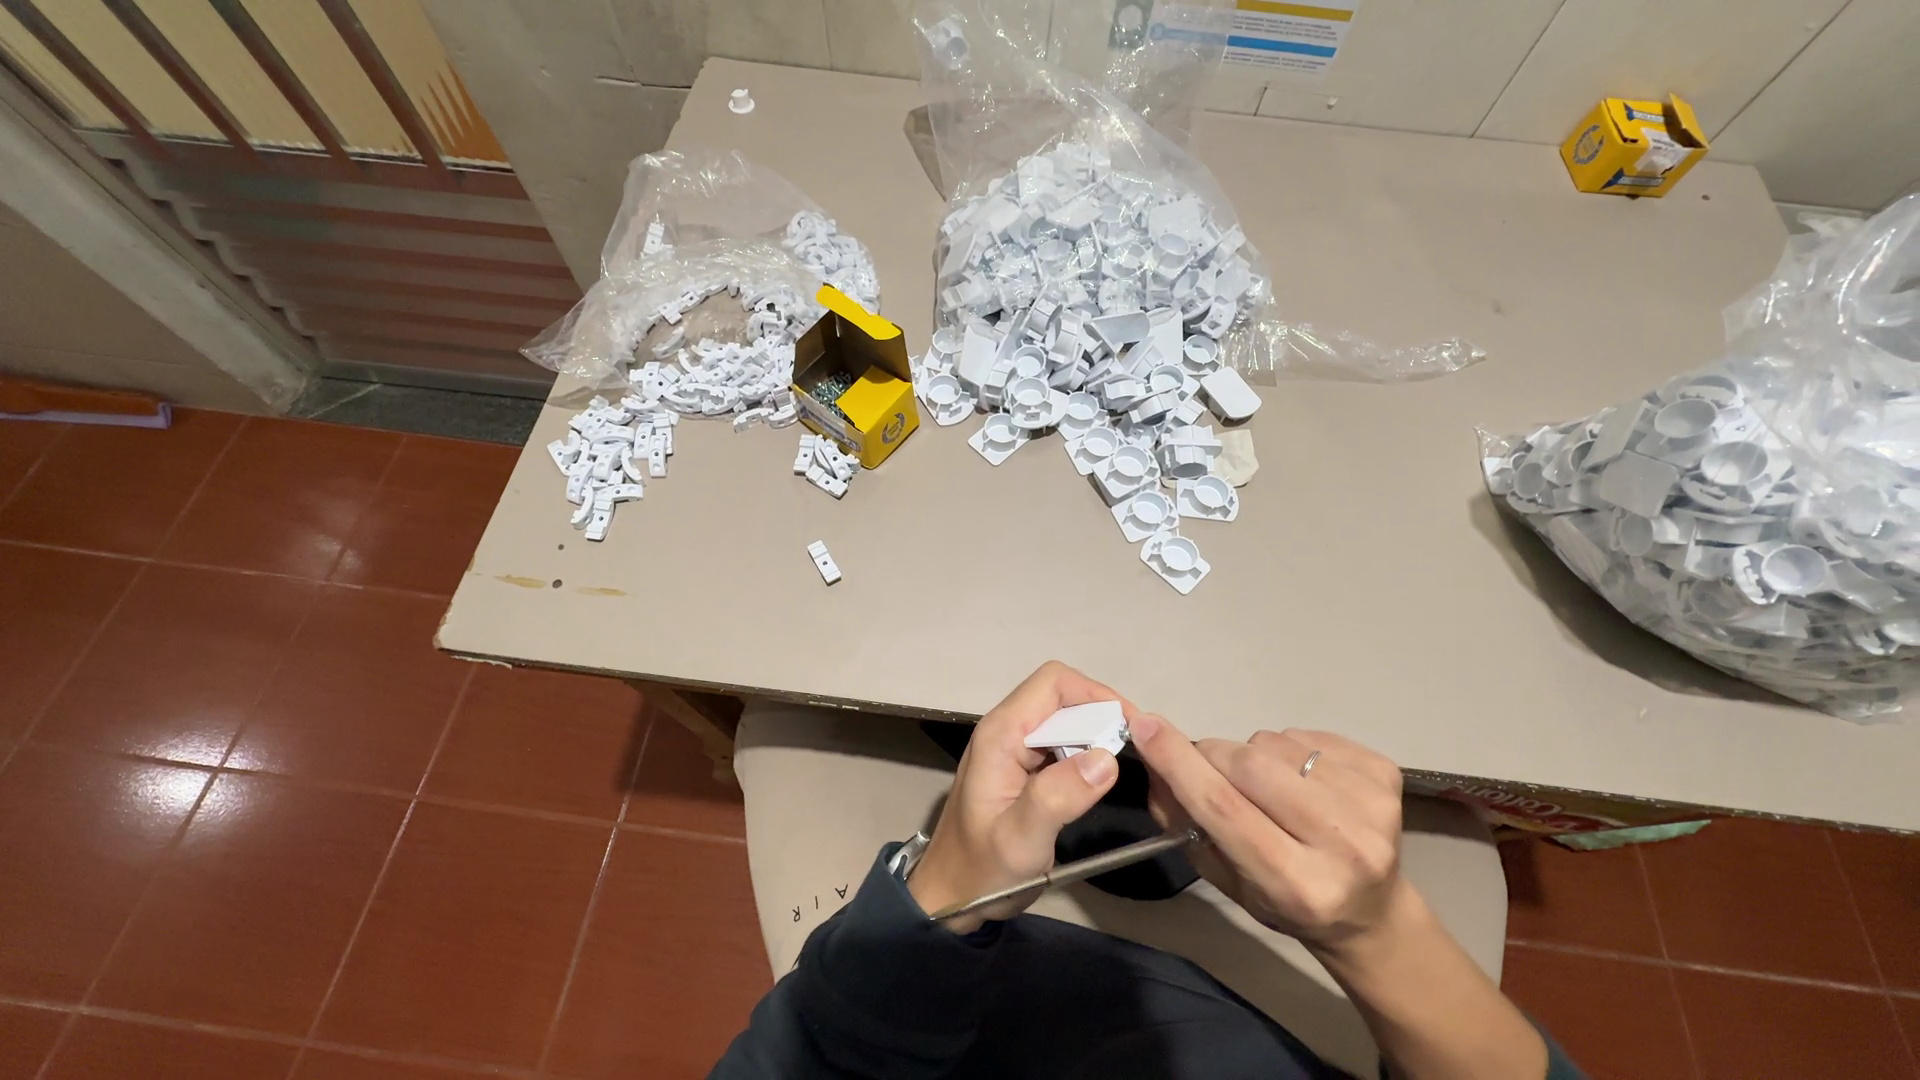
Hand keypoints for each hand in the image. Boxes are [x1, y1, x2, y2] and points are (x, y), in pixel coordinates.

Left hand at [907, 662, 1126, 932]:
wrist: (949, 897)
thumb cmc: (981, 871)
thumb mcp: (1020, 840)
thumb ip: (1058, 797)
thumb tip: (1106, 758)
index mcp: (1000, 735)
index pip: (1053, 684)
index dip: (1096, 695)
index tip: (1130, 727)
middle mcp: (1005, 730)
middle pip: (1061, 696)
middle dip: (1100, 714)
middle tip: (1134, 750)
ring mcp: (1013, 748)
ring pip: (1063, 717)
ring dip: (1095, 733)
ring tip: (1124, 763)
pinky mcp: (1022, 766)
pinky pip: (1060, 742)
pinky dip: (1085, 751)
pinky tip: (1100, 777)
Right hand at [1132, 716, 1410, 954]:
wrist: (1370, 913)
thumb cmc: (1284, 902)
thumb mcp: (1223, 877)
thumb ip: (1182, 821)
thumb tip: (1152, 762)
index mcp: (1297, 885)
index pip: (1224, 808)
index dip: (1178, 763)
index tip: (1144, 726)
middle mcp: (1344, 847)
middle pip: (1248, 766)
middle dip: (1212, 756)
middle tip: (1208, 769)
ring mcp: (1373, 808)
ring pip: (1274, 743)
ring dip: (1254, 755)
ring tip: (1267, 787)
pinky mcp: (1387, 774)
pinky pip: (1306, 734)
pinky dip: (1288, 748)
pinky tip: (1301, 780)